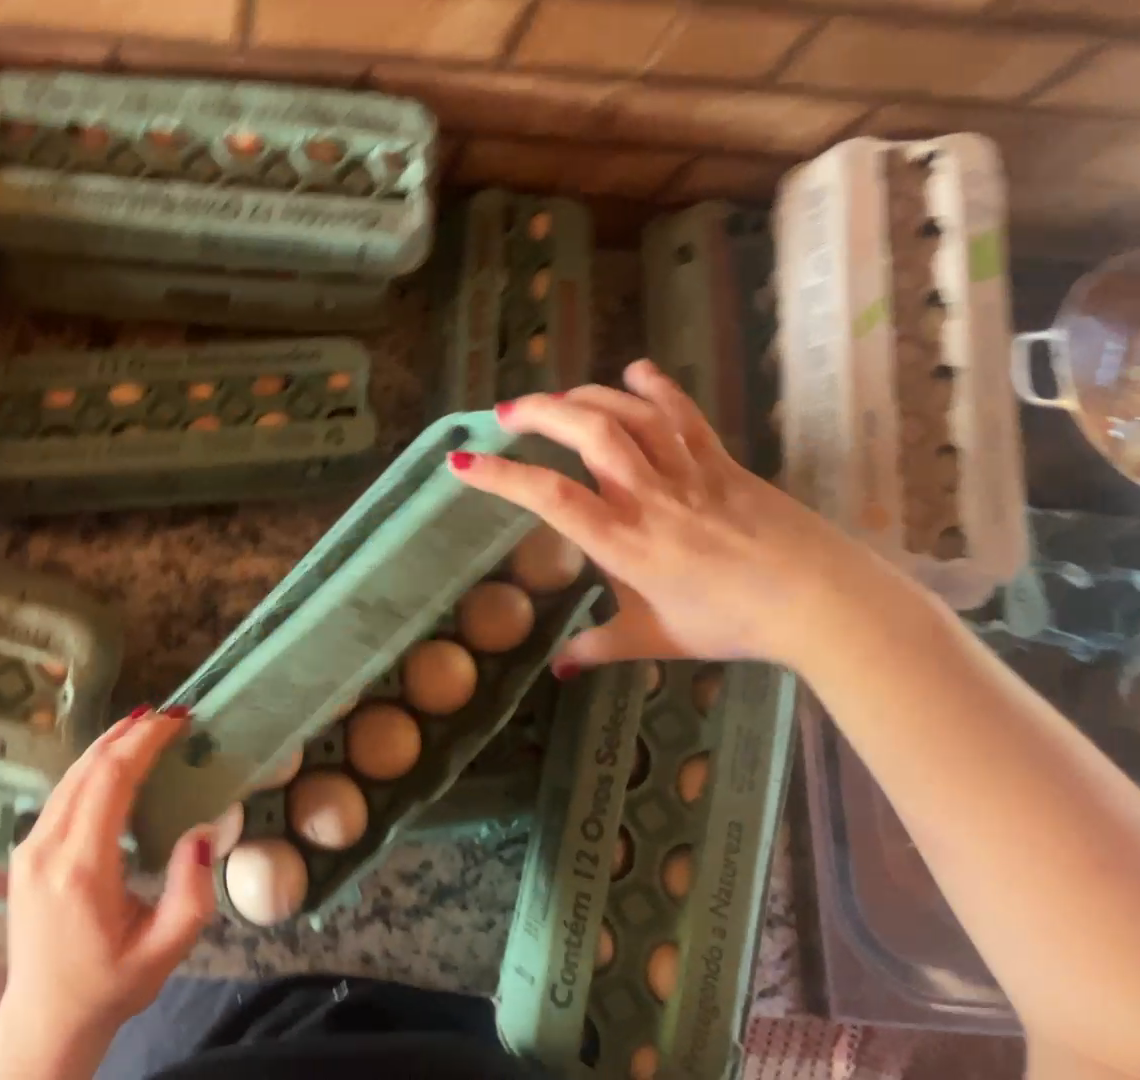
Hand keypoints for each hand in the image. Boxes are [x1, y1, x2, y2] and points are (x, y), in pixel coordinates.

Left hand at [0, 707, 217, 1079]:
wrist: (46, 1018)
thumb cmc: (110, 985)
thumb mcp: (164, 951)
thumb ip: (191, 892)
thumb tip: (201, 832)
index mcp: (81, 868)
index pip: (111, 780)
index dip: (144, 743)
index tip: (176, 721)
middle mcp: (46, 847)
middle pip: (88, 768)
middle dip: (129, 734)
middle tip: (169, 715)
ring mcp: (29, 847)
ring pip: (70, 777)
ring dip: (108, 746)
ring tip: (145, 726)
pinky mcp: (25, 852)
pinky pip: (60, 795)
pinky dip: (91, 770)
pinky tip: (113, 763)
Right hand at [449, 360, 921, 672]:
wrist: (826, 604)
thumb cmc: (732, 624)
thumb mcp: (656, 640)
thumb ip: (598, 648)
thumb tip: (556, 671)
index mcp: (623, 542)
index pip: (549, 497)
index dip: (501, 475)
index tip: (461, 461)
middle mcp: (649, 497)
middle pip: (590, 434)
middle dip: (541, 414)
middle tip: (505, 413)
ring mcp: (689, 472)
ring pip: (632, 416)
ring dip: (585, 397)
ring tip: (553, 398)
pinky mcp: (722, 462)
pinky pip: (683, 415)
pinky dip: (655, 388)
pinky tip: (633, 372)